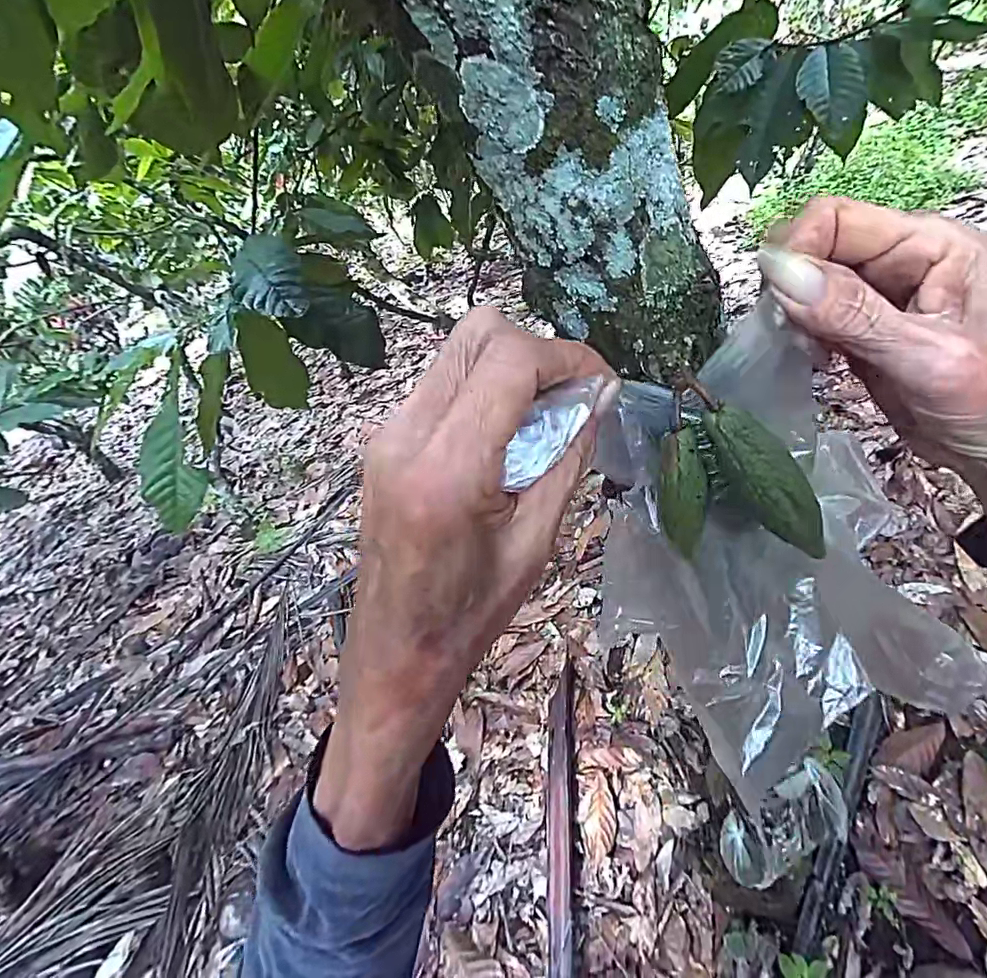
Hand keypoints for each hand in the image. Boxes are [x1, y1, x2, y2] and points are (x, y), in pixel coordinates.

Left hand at [314, 307, 613, 848]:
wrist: (395, 653)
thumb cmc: (473, 614)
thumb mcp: (538, 539)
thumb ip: (568, 455)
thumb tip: (598, 396)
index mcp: (448, 469)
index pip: (510, 361)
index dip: (568, 357)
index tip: (603, 382)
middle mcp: (406, 434)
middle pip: (478, 332)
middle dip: (539, 349)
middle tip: (574, 393)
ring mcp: (386, 432)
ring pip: (458, 347)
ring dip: (513, 363)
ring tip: (547, 410)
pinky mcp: (383, 438)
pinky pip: (444, 378)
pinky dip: (487, 383)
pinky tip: (511, 427)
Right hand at [760, 196, 986, 535]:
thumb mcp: (928, 357)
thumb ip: (855, 315)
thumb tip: (783, 272)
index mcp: (932, 244)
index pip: (840, 219)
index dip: (799, 248)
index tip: (776, 296)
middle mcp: (904, 261)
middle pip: (820, 247)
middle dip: (792, 283)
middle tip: (785, 329)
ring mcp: (882, 299)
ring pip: (812, 284)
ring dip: (793, 312)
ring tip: (803, 348)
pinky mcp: (865, 333)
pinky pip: (817, 319)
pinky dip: (802, 335)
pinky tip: (810, 358)